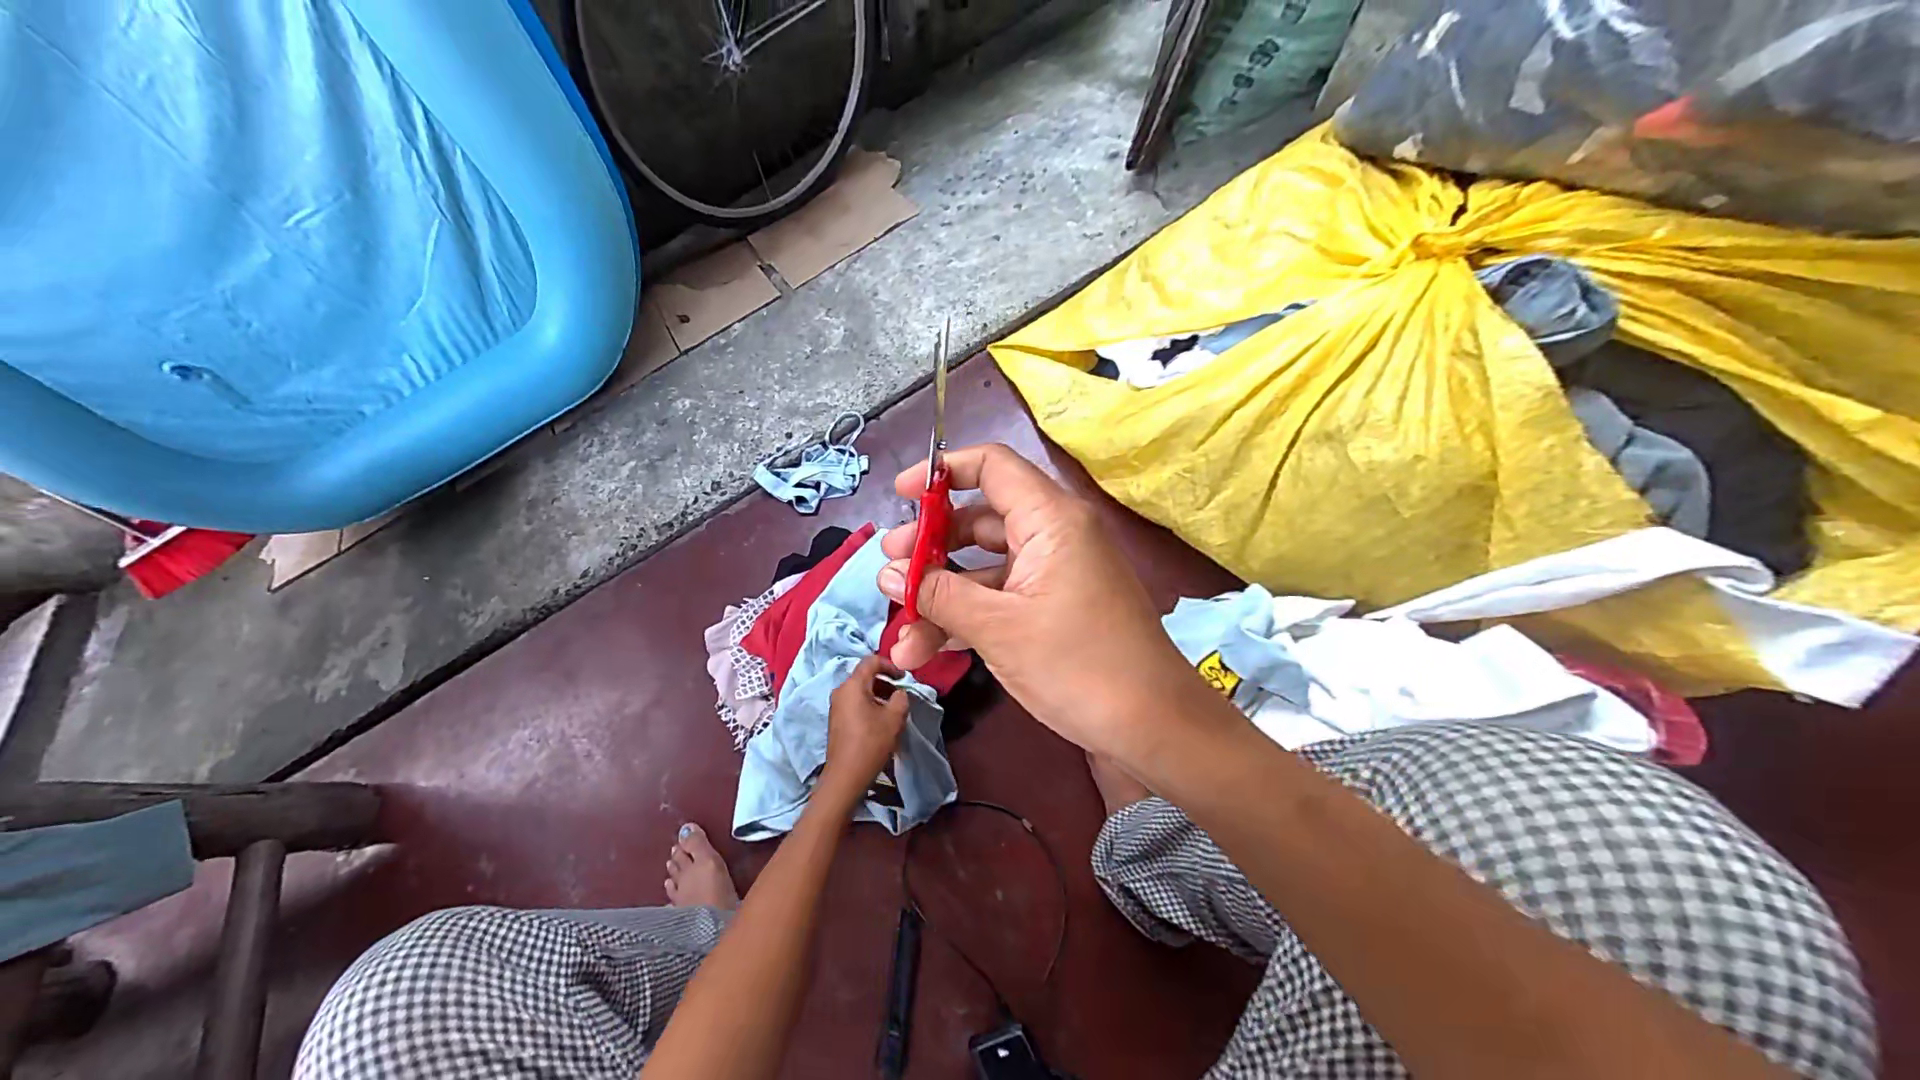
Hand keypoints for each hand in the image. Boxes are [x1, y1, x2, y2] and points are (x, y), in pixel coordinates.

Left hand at [819, 654, 910, 802]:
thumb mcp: (894, 718)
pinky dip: (869, 704)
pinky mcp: (836, 719)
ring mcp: (836, 705)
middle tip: (901, 694)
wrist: (846, 775)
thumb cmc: (871, 742)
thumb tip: (898, 693)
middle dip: (885, 681)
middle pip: (865, 676)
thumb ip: (901, 698)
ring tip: (894, 709)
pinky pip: (854, 703)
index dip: (890, 665)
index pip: (871, 661)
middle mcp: (840, 690)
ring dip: (879, 694)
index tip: (904, 677)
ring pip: (860, 690)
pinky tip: (880, 720)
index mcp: (853, 685)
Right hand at [876, 444, 1213, 760]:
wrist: (1153, 726)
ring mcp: (1055, 574)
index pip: (992, 465)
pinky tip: (927, 650)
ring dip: (940, 599)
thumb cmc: (1077, 665)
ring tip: (899, 636)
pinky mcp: (1054, 608)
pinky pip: (1001, 598)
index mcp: (1050, 519)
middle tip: (889, 573)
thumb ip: (939, 594)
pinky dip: (967, 618)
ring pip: (984, 568)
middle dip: (929, 547)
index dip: (942, 471)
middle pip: (979, 520)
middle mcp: (1054, 535)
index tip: (901, 495)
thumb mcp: (998, 628)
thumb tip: (888, 574)